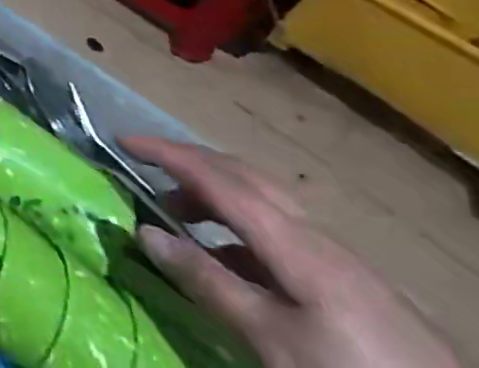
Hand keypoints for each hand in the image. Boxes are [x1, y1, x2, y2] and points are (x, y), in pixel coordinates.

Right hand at [122, 137, 460, 367]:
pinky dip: (241, 223)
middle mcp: (320, 239)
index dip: (168, 154)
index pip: (219, 180)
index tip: (122, 140)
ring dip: (216, 193)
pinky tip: (230, 256)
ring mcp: (344, 260)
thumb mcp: (270, 337)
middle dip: (191, 162)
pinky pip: (285, 231)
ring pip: (268, 203)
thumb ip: (208, 282)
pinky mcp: (356, 283)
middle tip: (145, 165)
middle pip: (248, 179)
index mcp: (297, 245)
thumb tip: (146, 232)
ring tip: (179, 214)